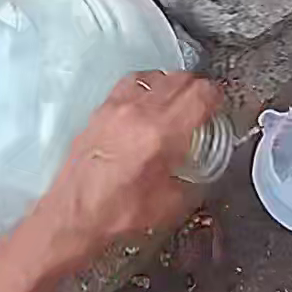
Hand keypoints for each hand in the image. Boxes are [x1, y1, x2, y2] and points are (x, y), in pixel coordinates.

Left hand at [23, 71, 223, 265]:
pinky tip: (148, 102)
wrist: (71, 216)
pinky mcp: (101, 110)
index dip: (216, 97)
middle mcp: (139, 113)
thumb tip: (203, 169)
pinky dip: (147, 85)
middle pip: (181, 79)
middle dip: (199, 89)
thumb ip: (194, 179)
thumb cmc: (115, 214)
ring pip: (157, 75)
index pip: (200, 94)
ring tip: (177, 102)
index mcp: (161, 134)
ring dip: (173, 84)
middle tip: (204, 105)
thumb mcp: (170, 203)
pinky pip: (131, 82)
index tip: (219, 104)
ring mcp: (117, 107)